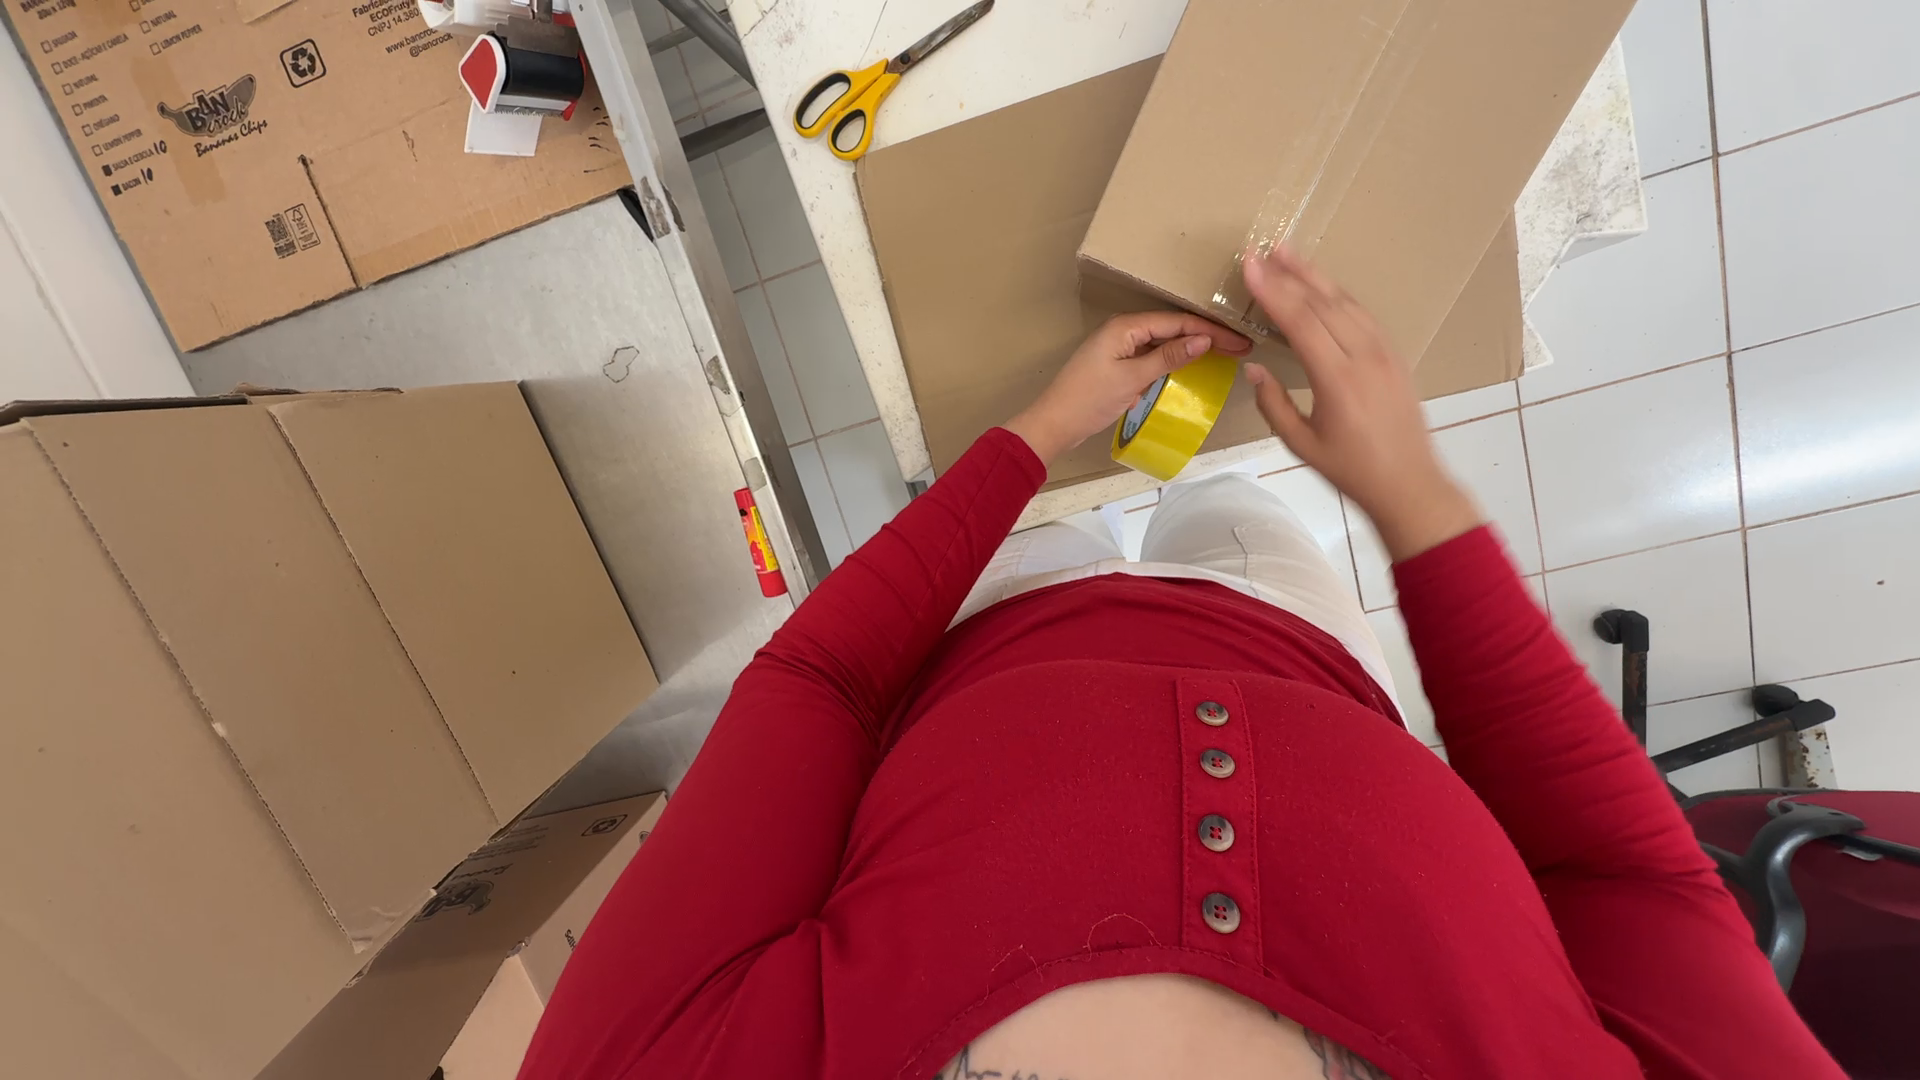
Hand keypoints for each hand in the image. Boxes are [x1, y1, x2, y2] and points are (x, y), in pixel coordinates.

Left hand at [1006, 312, 1251, 465]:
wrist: (1053, 425)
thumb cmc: (1089, 400)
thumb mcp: (1133, 378)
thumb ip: (1168, 358)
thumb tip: (1203, 339)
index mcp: (1125, 326)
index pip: (1176, 322)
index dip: (1210, 330)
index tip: (1239, 341)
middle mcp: (1122, 331)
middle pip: (1171, 329)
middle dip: (1204, 337)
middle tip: (1239, 348)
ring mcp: (1118, 349)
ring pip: (1161, 344)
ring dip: (1189, 350)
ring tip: (1222, 357)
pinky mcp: (1115, 367)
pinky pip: (1149, 359)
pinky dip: (1170, 363)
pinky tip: (1188, 370)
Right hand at [1240, 248, 1481, 560]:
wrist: (1408, 482)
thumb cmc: (1350, 469)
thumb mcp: (1300, 443)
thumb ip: (1273, 404)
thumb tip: (1253, 370)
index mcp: (1337, 380)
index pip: (1300, 322)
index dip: (1273, 292)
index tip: (1251, 267)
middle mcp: (1364, 357)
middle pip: (1322, 303)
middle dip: (1290, 274)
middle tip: (1263, 250)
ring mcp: (1384, 353)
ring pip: (1346, 302)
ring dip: (1315, 276)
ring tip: (1290, 253)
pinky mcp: (1394, 355)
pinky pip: (1363, 315)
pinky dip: (1338, 295)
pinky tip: (1323, 286)